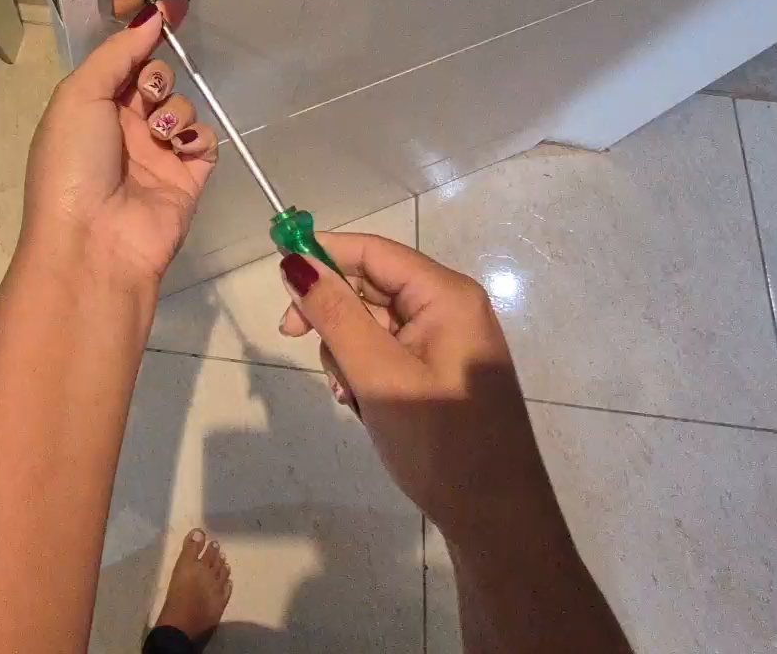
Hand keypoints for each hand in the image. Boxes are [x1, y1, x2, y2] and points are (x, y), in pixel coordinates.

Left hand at [20, 0, 218, 312]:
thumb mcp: (79, 96)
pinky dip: (197, 135)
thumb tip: (151, 17)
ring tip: (160, 133)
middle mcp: (122, 128)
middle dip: (156, 76)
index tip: (172, 8)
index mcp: (89, 107)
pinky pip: (204, 139)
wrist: (95, 241)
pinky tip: (181, 146)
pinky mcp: (187, 177)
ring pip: (182, 105)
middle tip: (146, 95)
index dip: (144, 36)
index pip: (122, 62)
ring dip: (175, 108)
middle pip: (155, 79)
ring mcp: (157, 153)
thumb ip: (116, 54)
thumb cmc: (74, 163)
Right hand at [276, 235, 559, 542]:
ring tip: (347, 391)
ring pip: (370, 319)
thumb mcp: (377, 373)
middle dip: (331, 311)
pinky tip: (359, 400)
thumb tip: (293, 262)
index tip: (277, 271)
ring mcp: (445, 340)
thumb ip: (333, 313)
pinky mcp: (438, 368)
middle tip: (292, 336)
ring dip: (345, 347)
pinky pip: (385, 348)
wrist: (499, 525)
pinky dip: (362, 367)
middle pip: (369, 284)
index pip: (371, 251)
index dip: (322, 253)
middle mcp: (448, 307)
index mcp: (445, 296)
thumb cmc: (441, 442)